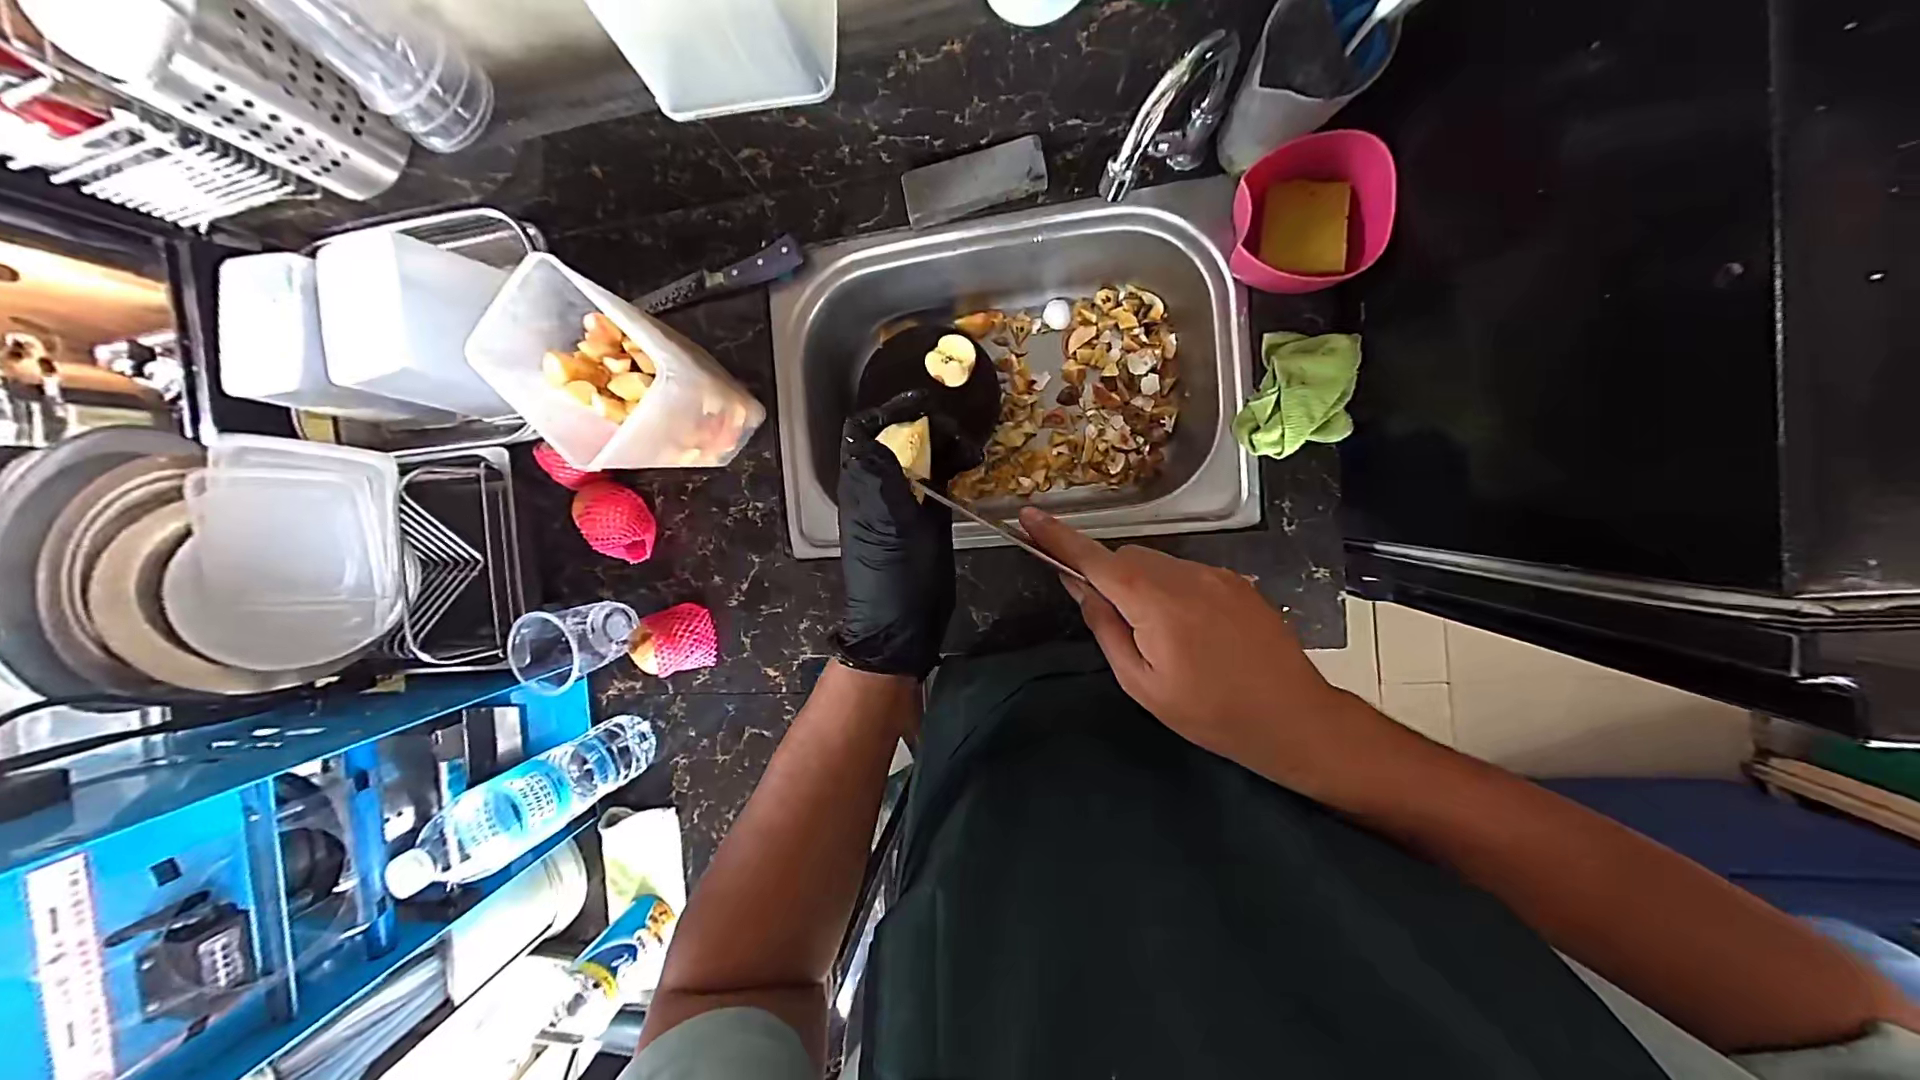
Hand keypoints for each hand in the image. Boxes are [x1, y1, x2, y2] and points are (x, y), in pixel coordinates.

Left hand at [834, 391, 980, 677]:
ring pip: (907, 457)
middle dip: (923, 425)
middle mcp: (870, 487)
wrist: (899, 627)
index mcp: (862, 483)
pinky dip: (940, 467)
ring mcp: (887, 503)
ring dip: (935, 445)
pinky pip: (918, 479)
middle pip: (889, 437)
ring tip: (966, 448)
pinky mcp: (904, 518)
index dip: (897, 410)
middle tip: (959, 431)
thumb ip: (890, 474)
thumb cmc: (900, 578)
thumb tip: (893, 427)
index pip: (869, 427)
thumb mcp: (898, 522)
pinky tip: (963, 469)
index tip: (933, 406)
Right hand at [1021, 507, 1360, 784]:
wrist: (1295, 719)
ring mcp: (1215, 574)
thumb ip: (1106, 628)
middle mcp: (1185, 574)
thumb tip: (1081, 588)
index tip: (1028, 517)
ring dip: (1140, 586)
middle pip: (1126, 557)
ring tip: (1162, 638)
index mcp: (1155, 602)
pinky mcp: (1235, 581)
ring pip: (1156, 563)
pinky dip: (1169, 590)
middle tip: (1114, 624)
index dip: (1057, 537)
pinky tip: (1191, 632)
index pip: (1094, 559)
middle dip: (1107, 577)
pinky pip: (1185, 573)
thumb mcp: (1142, 684)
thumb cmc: (1211, 713)